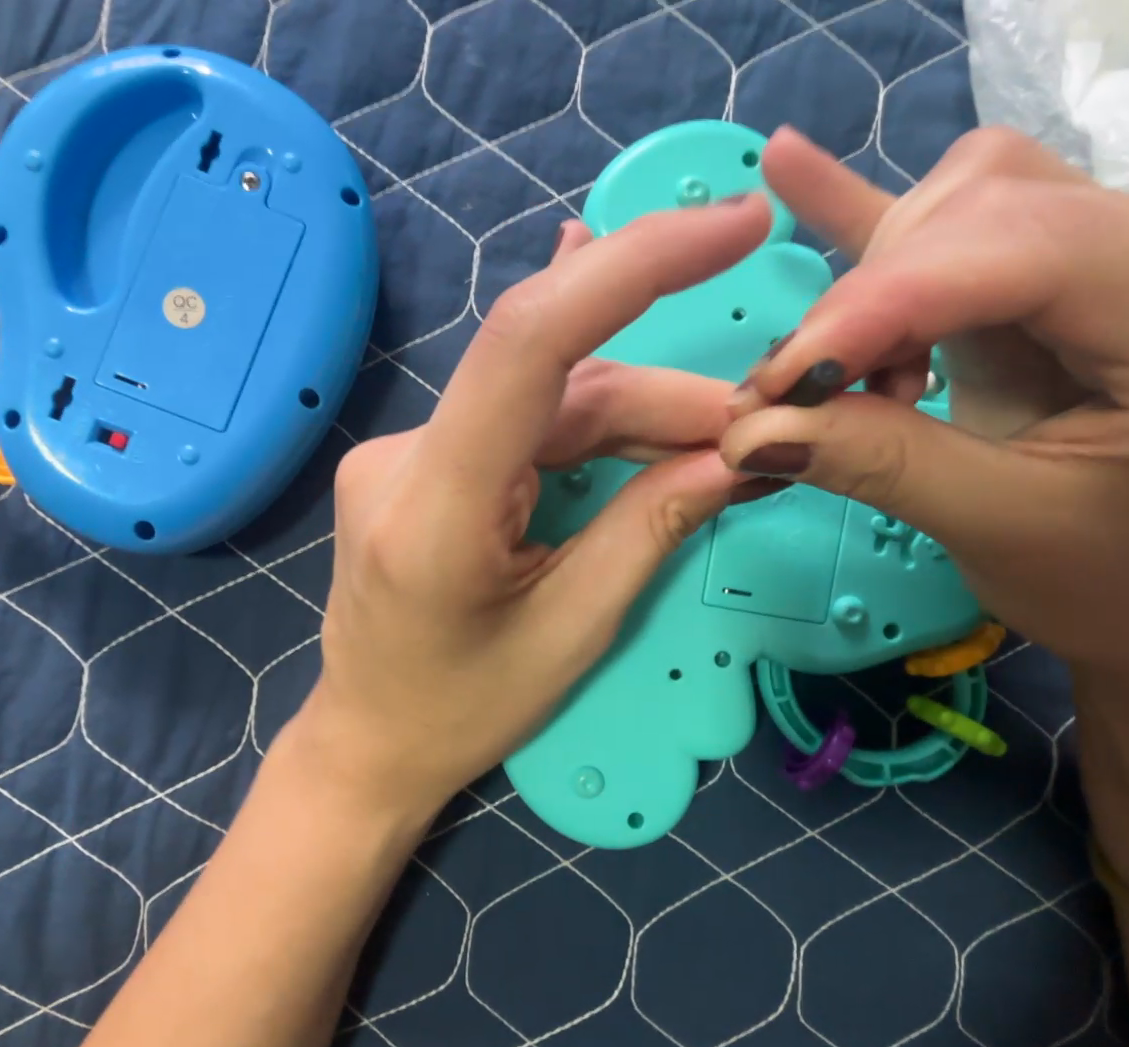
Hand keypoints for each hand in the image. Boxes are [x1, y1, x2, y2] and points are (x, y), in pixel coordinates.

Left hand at [289, 198, 779, 818]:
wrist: (369, 742)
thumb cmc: (464, 711)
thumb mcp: (576, 628)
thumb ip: (653, 522)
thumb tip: (743, 447)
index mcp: (435, 508)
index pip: (529, 344)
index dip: (634, 265)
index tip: (734, 222)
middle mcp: (404, 457)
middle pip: (557, 382)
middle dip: (668, 397)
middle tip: (759, 427)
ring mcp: (404, 454)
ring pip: (546, 403)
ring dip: (638, 418)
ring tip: (717, 446)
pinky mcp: (419, 462)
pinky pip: (521, 426)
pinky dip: (591, 434)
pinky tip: (649, 435)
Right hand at [723, 127, 1128, 684]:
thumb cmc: (1115, 588)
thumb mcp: (995, 529)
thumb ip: (876, 461)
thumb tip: (746, 428)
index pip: (1037, 249)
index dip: (887, 299)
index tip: (782, 374)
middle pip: (999, 206)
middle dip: (873, 297)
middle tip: (799, 390)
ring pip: (975, 199)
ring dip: (881, 283)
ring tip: (848, 370)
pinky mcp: (1086, 259)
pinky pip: (973, 215)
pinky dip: (880, 216)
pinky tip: (789, 167)